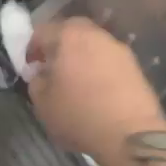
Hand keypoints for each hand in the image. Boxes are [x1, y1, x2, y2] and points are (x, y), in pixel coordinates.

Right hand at [25, 18, 165, 159]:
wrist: (130, 134)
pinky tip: (97, 89)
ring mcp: (118, 48)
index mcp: (67, 37)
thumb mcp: (42, 104)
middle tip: (53, 68)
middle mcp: (94, 34)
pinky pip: (109, 59)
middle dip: (59, 45)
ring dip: (82, 56)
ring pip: (92, 44)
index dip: (31, 49)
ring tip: (76, 80)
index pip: (41, 32)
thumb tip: (41, 73)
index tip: (30, 67)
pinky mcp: (135, 64)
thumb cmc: (79, 116)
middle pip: (71, 31)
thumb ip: (36, 82)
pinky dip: (100, 68)